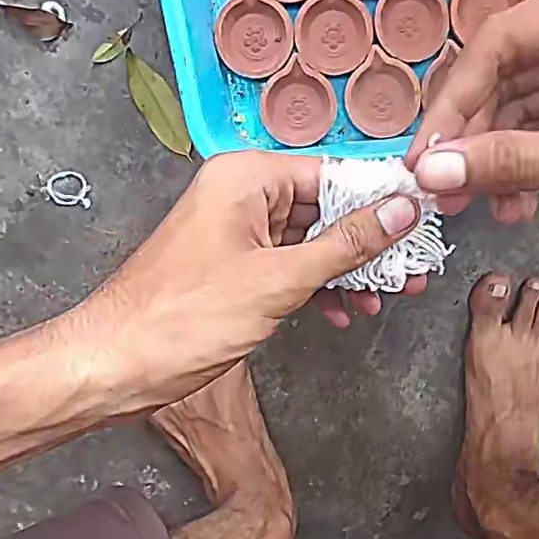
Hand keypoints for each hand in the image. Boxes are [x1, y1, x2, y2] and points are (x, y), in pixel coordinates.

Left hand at [66, 151, 422, 413]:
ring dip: (348, 270)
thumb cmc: (180, 317)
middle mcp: (241, 196)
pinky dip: (317, 286)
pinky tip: (344, 310)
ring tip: (388, 294)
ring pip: (310, 241)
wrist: (117, 365)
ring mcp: (237, 232)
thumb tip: (398, 212)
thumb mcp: (279, 279)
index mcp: (246, 178)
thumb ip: (345, 244)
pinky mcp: (235, 266)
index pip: (331, 173)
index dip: (380, 196)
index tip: (421, 213)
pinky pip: (289, 265)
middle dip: (369, 242)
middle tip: (411, 265)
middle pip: (324, 208)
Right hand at [403, 0, 538, 244]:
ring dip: (506, 151)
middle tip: (444, 188)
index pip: (511, 38)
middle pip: (519, 67)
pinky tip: (518, 196)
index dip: (457, 101)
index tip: (423, 155)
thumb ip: (521, 161)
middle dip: (480, 132)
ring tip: (482, 204)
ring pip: (537, 96)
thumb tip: (433, 170)